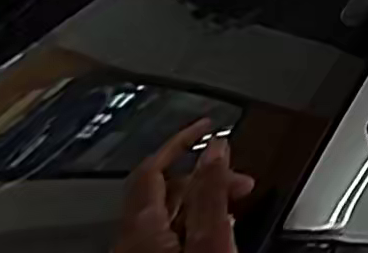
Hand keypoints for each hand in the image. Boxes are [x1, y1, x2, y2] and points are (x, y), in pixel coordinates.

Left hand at [113, 119, 255, 252]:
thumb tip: (216, 146)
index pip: (152, 166)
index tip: (207, 125)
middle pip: (162, 190)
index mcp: (140, 227)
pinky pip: (165, 236)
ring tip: (233, 204)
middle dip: (204, 174)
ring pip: (166, 214)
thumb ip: (212, 190)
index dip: (181, 139)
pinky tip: (215, 231)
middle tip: (238, 177)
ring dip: (202, 199)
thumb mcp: (209, 239)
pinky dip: (193, 222)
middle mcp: (128, 242)